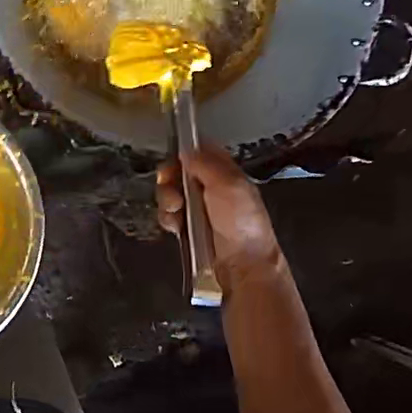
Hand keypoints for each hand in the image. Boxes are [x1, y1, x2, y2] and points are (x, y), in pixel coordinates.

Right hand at [156, 144, 285, 289]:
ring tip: (176, 213)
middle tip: (174, 193)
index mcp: (223, 169)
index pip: (198, 149)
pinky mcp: (188, 226)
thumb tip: (186, 149)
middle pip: (177, 170)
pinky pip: (168, 214)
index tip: (174, 161)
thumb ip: (205, 163)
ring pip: (169, 191)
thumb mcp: (228, 184)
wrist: (244, 263)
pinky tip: (175, 226)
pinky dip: (168, 218)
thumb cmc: (240, 220)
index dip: (183, 151)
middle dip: (169, 179)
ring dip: (167, 201)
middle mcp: (209, 185)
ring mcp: (197, 206)